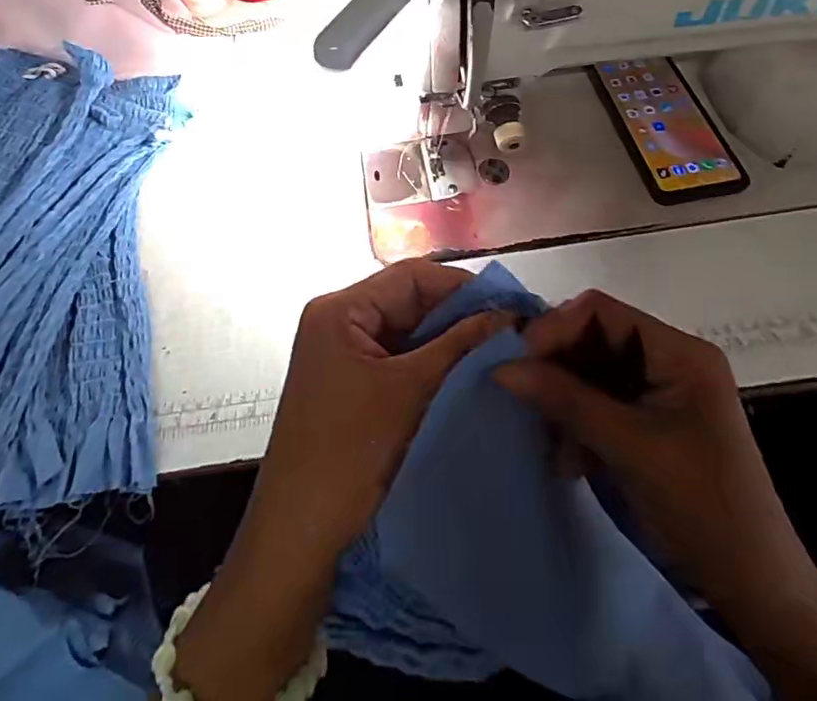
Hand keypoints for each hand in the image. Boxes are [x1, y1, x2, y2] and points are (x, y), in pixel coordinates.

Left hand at [173, 261, 506, 700]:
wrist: (300, 540)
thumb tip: (509, 312)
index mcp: (339, 310)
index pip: (412, 277)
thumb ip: (459, 344)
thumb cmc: (349, 455)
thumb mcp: (409, 391)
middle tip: (516, 330)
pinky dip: (434, 364)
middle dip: (461, 314)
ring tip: (502, 350)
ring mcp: (344, 355)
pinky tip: (471, 374)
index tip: (514, 304)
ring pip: (409, 332)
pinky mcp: (353, 385)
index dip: (464, 286)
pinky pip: (401, 360)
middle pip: (410, 301)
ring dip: (451, 341)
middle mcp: (338, 322)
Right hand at [493, 293, 816, 700]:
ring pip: (591, 376)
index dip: (555, 328)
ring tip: (549, 443)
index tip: (516, 362)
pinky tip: (569, 463)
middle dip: (556, 370)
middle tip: (522, 401)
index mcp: (680, 352)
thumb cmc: (701, 505)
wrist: (753, 584)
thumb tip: (502, 367)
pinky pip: (599, 407)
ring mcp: (660, 393)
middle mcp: (669, 361)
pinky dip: (577, 427)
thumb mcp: (629, 447)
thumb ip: (566, 401)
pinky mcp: (650, 425)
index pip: (602, 312)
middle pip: (594, 341)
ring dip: (563, 405)